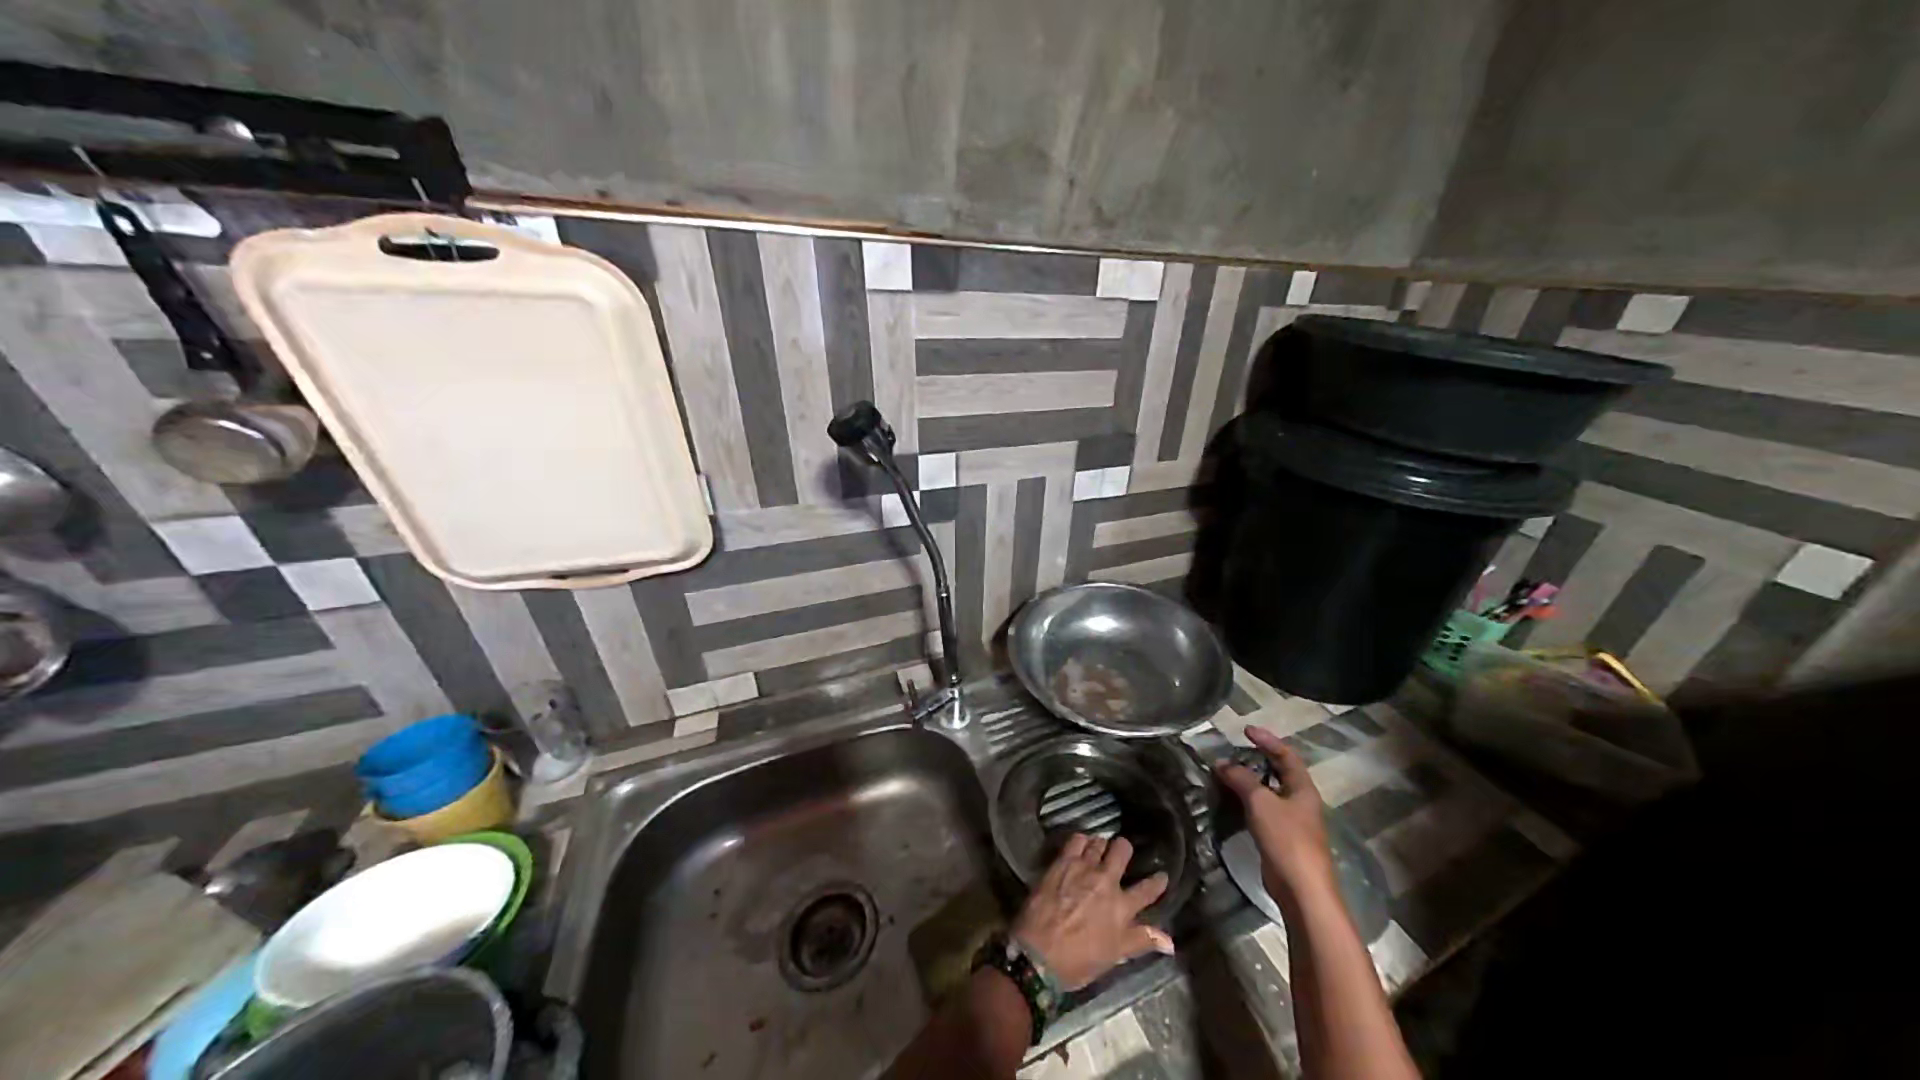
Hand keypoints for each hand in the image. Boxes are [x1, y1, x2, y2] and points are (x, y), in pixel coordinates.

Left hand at [1011, 834, 1173, 989]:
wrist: (1039, 954)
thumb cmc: (1079, 961)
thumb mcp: (1114, 955)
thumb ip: (1141, 941)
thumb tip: (1170, 942)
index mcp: (1122, 908)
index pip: (1148, 890)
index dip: (1158, 882)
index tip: (1162, 876)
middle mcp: (1106, 882)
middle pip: (1122, 851)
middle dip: (1124, 849)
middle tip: (1122, 852)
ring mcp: (1083, 868)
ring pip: (1099, 842)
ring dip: (1101, 845)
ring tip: (1099, 849)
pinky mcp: (1062, 862)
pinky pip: (1076, 840)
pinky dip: (1080, 841)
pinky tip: (1079, 846)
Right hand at [1214, 726, 1334, 905]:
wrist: (1301, 888)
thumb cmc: (1287, 839)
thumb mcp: (1261, 803)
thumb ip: (1241, 779)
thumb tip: (1222, 763)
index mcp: (1303, 788)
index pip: (1286, 755)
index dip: (1267, 740)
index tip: (1246, 730)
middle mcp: (1301, 801)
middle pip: (1279, 773)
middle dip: (1257, 760)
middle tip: (1234, 751)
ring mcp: (1292, 821)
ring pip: (1269, 792)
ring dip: (1249, 781)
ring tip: (1226, 773)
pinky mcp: (1281, 838)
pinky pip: (1263, 810)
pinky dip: (1247, 801)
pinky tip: (1231, 801)